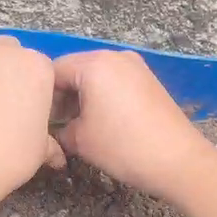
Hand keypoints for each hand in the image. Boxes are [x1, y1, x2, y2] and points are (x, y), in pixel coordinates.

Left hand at [0, 36, 65, 202]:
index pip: (46, 71)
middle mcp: (2, 54)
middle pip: (13, 54)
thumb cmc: (8, 154)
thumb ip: (50, 145)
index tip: (37, 114)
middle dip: (14, 74)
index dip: (42, 93)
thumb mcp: (39, 153)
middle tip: (13, 108)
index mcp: (35, 66)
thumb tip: (56, 155)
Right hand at [52, 48, 211, 198]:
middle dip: (63, 95)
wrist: (178, 160)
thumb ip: (59, 129)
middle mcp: (115, 56)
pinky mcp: (149, 80)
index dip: (42, 96)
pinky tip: (102, 121)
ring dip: (83, 97)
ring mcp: (136, 66)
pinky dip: (103, 97)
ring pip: (96, 76)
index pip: (54, 71)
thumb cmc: (124, 147)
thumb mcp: (80, 140)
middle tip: (56, 124)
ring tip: (78, 125)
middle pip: (76, 69)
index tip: (38, 119)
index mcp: (94, 64)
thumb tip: (56, 129)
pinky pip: (116, 82)